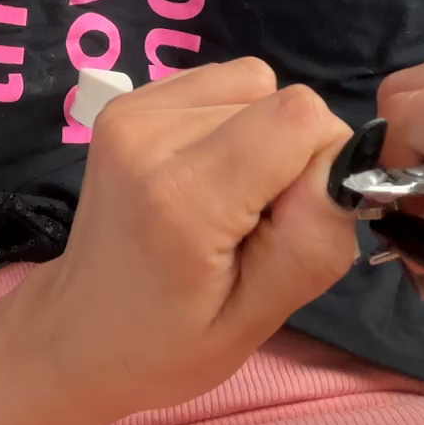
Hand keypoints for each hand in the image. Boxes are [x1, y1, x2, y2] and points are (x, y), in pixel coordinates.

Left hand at [4, 59, 358, 424]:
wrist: (79, 326)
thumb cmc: (167, 342)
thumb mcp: (255, 321)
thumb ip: (310, 241)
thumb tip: (344, 163)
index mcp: (183, 194)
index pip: (298, 116)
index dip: (323, 160)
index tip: (299, 215)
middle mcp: (149, 132)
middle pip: (275, 98)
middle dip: (290, 153)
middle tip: (254, 218)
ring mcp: (131, 110)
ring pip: (249, 83)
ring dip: (259, 131)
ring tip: (225, 193)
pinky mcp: (125, 101)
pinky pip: (215, 82)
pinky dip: (228, 117)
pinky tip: (201, 167)